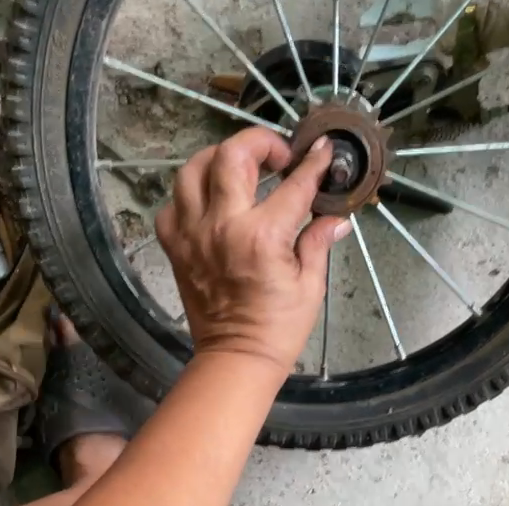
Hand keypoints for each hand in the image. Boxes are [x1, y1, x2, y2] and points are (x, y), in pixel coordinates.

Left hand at [155, 128, 350, 371]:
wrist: (235, 360)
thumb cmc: (277, 330)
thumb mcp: (310, 286)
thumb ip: (318, 242)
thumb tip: (336, 218)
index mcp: (262, 237)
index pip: (293, 185)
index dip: (313, 164)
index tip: (321, 152)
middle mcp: (223, 227)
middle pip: (231, 155)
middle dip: (259, 142)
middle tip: (276, 156)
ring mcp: (193, 236)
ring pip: (192, 170)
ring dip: (217, 160)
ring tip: (238, 169)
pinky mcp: (176, 249)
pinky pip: (172, 206)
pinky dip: (188, 196)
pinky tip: (209, 203)